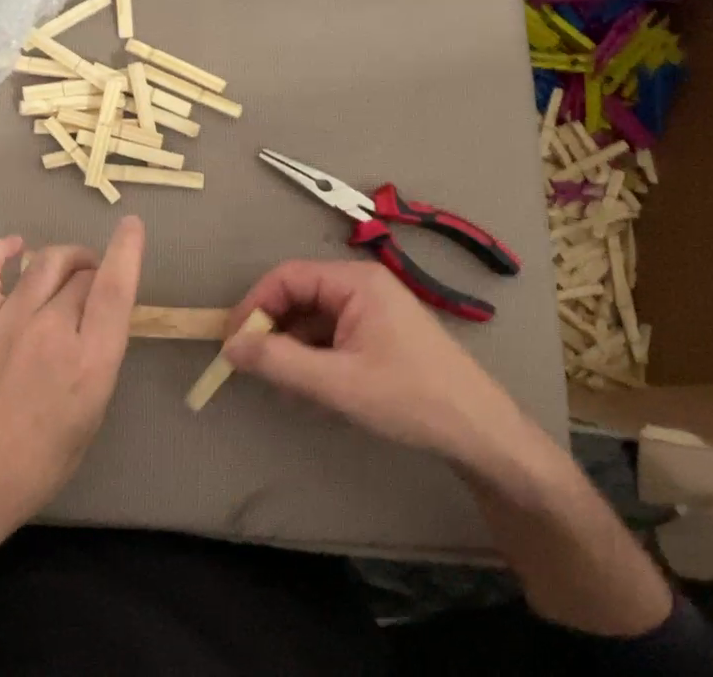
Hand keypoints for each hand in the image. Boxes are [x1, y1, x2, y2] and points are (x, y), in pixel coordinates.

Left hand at [0, 216, 144, 542]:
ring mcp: (9, 321)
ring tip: (71, 267)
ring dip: (63, 258)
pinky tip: (15, 246)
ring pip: (43, 264)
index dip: (127, 252)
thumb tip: (97, 323)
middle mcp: (51, 331)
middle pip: (82, 275)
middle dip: (96, 270)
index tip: (132, 227)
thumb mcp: (92, 413)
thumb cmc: (43, 460)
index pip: (115, 290)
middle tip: (97, 283)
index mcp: (90, 361)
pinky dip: (0, 250)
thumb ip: (98, 361)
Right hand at [221, 260, 532, 470]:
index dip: (253, 306)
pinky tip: (312, 393)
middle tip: (253, 367)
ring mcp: (373, 312)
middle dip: (272, 332)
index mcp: (356, 282)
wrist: (483, 435)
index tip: (233, 342)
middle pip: (297, 297)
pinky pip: (330, 337)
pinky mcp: (379, 336)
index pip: (286, 277)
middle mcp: (363, 287)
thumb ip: (278, 362)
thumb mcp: (336, 383)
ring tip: (286, 388)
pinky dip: (312, 360)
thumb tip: (229, 347)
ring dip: (291, 351)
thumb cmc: (411, 399)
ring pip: (311, 320)